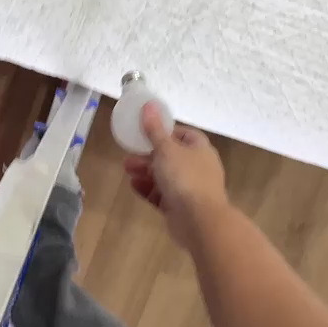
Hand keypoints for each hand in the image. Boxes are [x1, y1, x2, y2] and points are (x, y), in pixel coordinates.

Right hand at [123, 102, 227, 250]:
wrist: (200, 222)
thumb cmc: (185, 178)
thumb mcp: (166, 149)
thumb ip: (155, 129)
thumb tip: (149, 104)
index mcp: (200, 149)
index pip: (183, 134)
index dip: (165, 132)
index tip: (146, 132)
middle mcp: (198, 167)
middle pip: (171, 156)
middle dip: (149, 154)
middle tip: (129, 154)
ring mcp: (190, 189)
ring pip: (165, 176)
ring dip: (146, 172)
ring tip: (127, 170)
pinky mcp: (181, 207)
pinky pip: (162, 194)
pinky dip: (149, 189)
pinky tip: (134, 185)